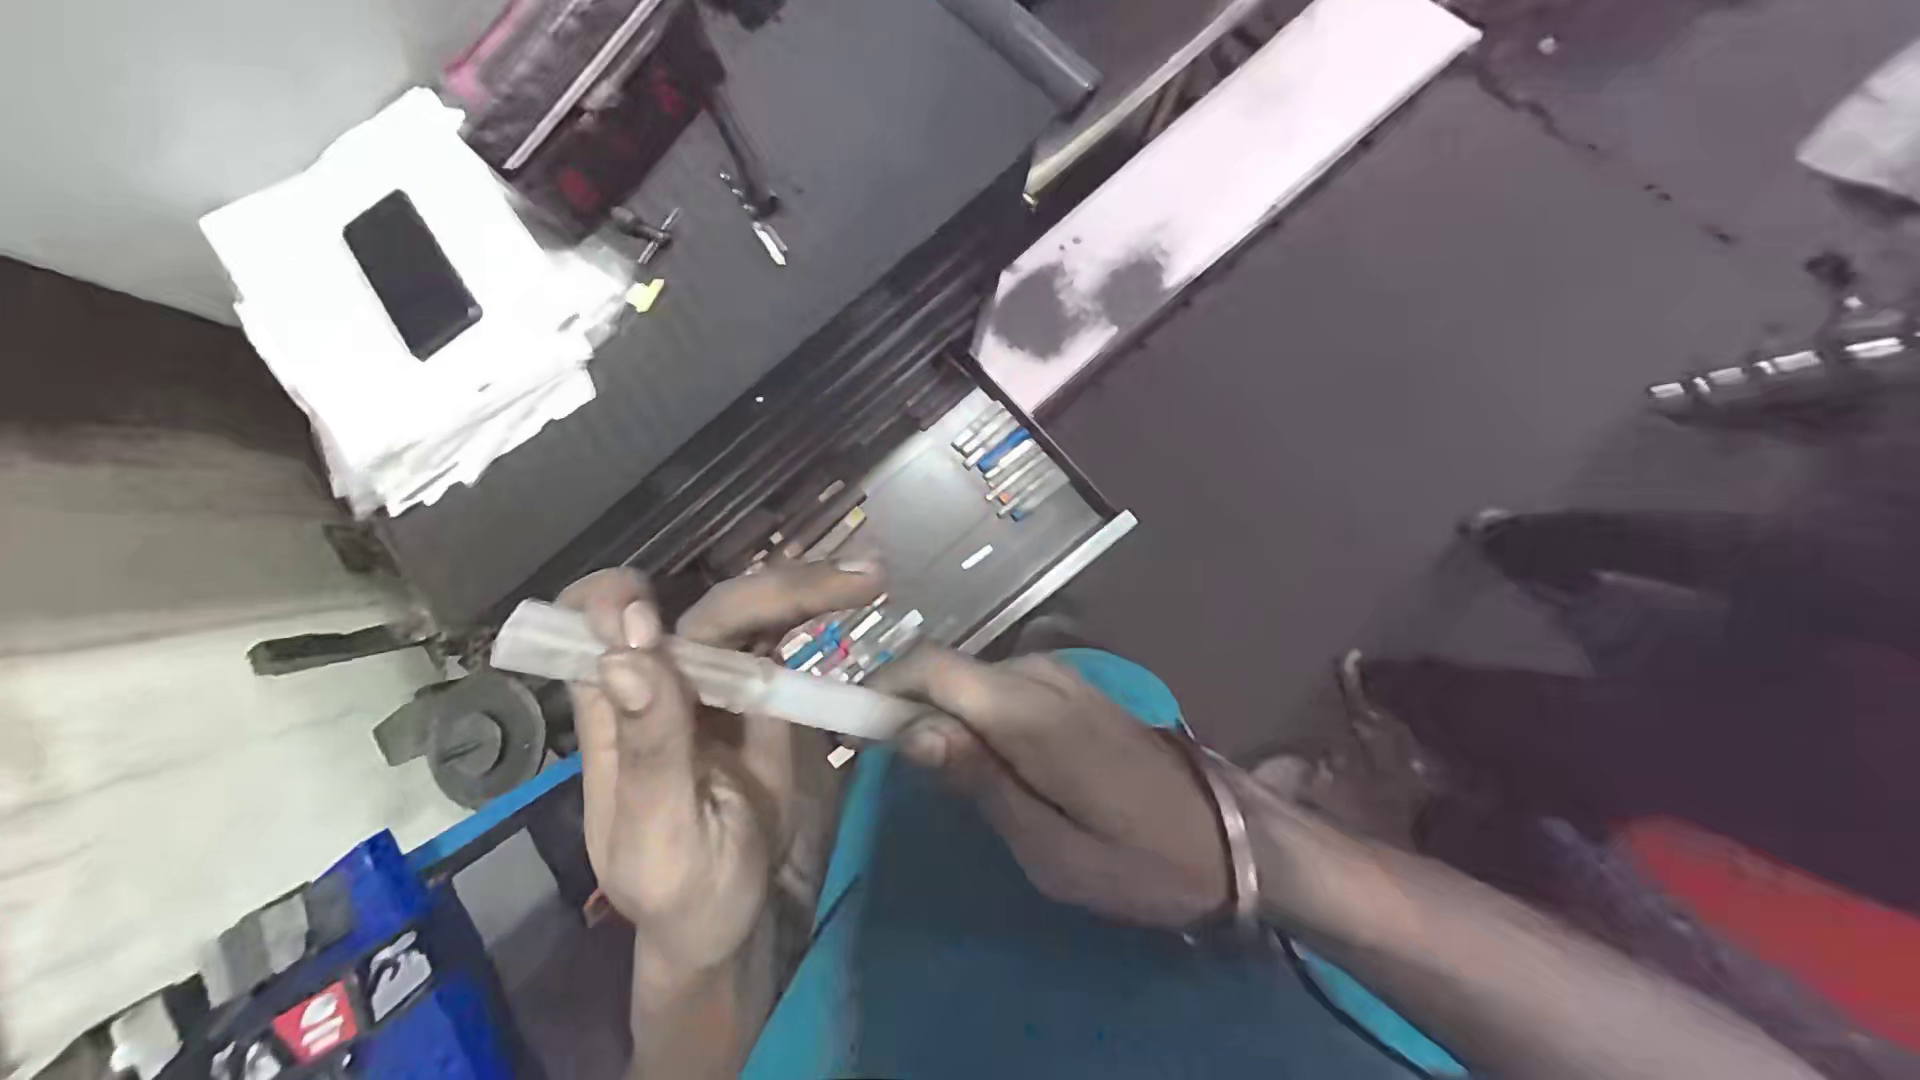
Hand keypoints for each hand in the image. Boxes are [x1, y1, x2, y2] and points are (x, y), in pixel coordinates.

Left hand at [558, 562, 884, 976]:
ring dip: (810, 586)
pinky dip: (822, 609)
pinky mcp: (769, 686)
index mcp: (617, 709)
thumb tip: (628, 653)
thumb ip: (649, 749)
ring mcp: (724, 677)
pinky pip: (789, 632)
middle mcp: (668, 677)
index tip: (655, 614)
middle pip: (709, 604)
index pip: (592, 621)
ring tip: (871, 578)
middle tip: (856, 582)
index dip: (616, 600)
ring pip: (756, 608)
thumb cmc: (686, 890)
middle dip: (778, 585)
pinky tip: (860, 596)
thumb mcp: (660, 836)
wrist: (748, 914)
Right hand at [883, 650, 1229, 927]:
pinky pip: (1001, 685)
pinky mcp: (1072, 684)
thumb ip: (978, 780)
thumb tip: (910, 731)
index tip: (856, 732)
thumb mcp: (1050, 849)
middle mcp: (1041, 674)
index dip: (883, 688)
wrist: (1230, 836)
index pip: (932, 667)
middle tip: (899, 771)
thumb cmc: (1138, 858)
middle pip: (948, 670)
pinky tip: (990, 758)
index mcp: (1030, 711)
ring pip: (972, 677)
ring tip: (945, 774)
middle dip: (910, 707)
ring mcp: (1061, 673)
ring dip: (944, 712)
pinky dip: (976, 711)